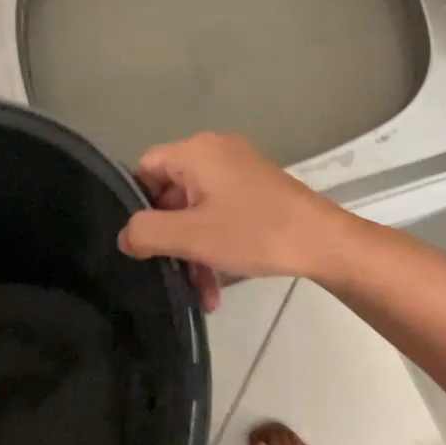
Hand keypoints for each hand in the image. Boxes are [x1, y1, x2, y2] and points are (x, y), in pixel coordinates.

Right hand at [118, 133, 355, 309]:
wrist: (320, 241)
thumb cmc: (252, 232)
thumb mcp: (191, 236)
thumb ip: (147, 232)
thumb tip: (125, 235)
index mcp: (197, 151)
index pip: (146, 166)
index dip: (137, 203)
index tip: (141, 241)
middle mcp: (217, 151)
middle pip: (172, 190)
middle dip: (170, 236)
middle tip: (170, 274)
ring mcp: (240, 170)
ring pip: (199, 208)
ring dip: (194, 249)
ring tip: (202, 293)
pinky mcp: (258, 190)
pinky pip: (222, 212)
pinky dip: (216, 243)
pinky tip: (219, 286)